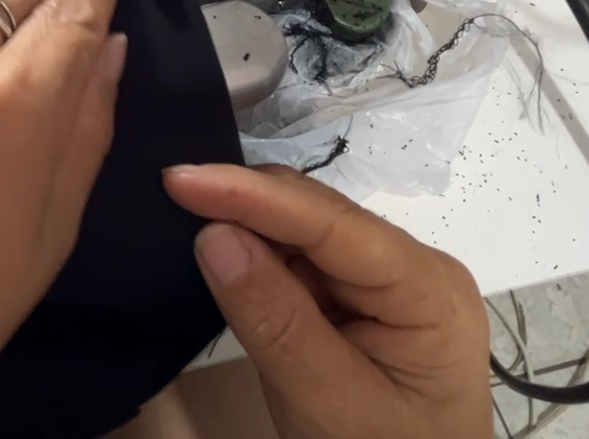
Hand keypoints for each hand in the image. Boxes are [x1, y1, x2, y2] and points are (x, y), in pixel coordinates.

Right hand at [163, 164, 490, 438]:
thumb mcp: (332, 408)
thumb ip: (276, 322)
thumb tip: (212, 234)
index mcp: (423, 287)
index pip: (327, 221)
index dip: (249, 194)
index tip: (178, 179)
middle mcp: (402, 262)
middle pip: (309, 211)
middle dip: (238, 200)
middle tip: (164, 194)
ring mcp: (373, 275)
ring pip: (291, 225)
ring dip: (236, 220)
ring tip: (176, 211)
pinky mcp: (343, 292)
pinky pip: (285, 253)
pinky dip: (244, 249)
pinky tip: (211, 245)